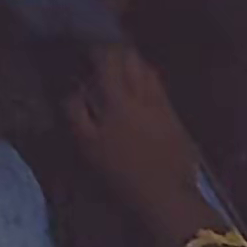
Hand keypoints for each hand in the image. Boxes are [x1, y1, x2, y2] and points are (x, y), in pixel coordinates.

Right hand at [64, 45, 200, 221]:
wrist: (167, 197)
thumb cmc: (121, 170)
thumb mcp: (88, 144)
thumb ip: (75, 111)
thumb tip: (71, 89)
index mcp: (118, 98)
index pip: (108, 58)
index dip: (96, 49)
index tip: (85, 50)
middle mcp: (142, 94)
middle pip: (132, 57)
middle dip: (117, 50)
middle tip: (102, 55)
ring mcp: (162, 104)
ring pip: (148, 70)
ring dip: (134, 63)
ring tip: (121, 69)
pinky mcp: (176, 117)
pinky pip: (159, 88)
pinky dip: (147, 81)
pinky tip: (139, 92)